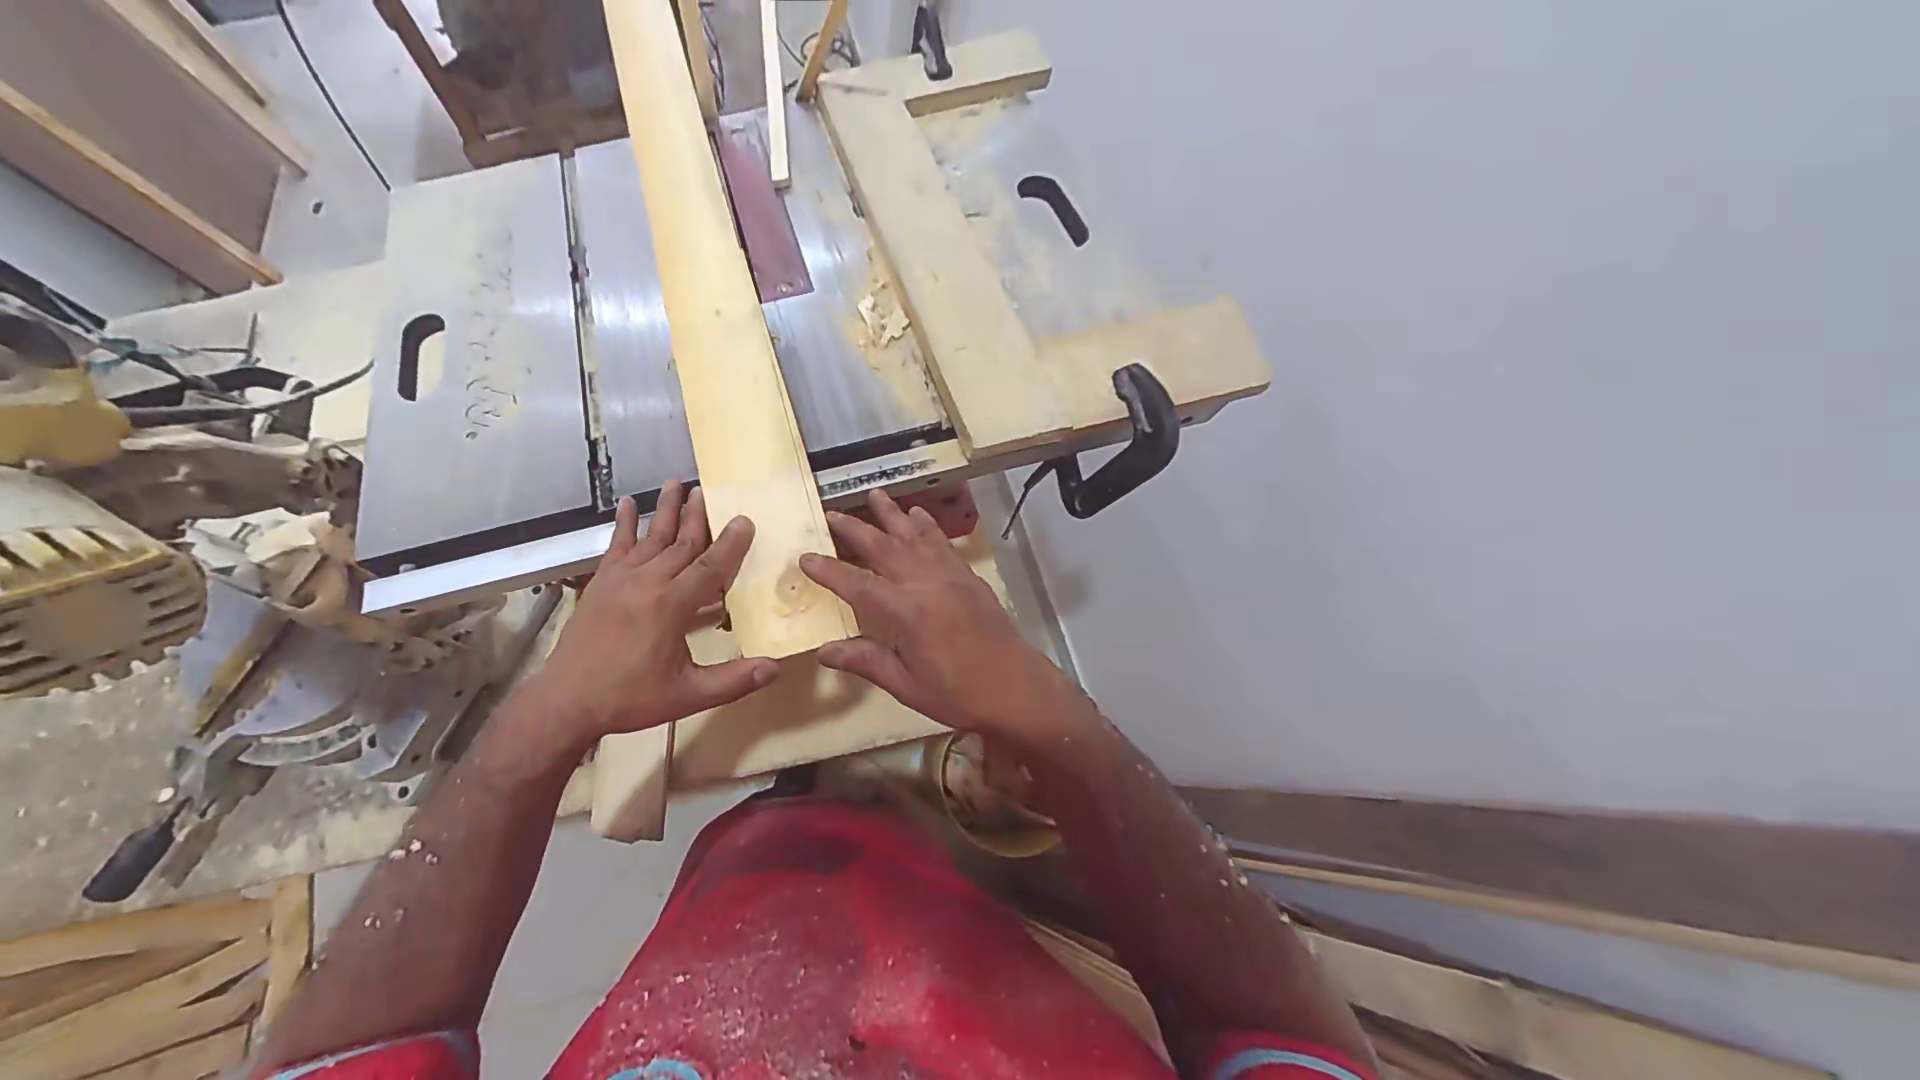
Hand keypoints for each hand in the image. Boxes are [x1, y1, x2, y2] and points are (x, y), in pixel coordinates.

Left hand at [531, 482, 777, 751]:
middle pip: (680, 542)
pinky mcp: (600, 584)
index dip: (730, 544)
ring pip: (650, 537)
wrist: (567, 701)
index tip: (745, 520)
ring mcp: (619, 580)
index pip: (709, 566)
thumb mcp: (687, 695)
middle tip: (712, 491)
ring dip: (666, 510)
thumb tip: (774, 667)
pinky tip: (627, 504)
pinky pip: (616, 546)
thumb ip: (733, 680)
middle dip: (698, 516)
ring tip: (677, 484)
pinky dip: (624, 524)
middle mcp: (646, 584)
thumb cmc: (631, 698)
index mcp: (670, 606)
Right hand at [799, 490, 1093, 744]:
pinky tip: (919, 515)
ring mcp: (950, 575)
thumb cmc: (957, 693)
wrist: (1015, 687)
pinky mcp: (968, 576)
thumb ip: (865, 661)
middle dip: (855, 529)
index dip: (829, 570)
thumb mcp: (906, 684)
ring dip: (892, 514)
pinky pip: (942, 542)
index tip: (805, 557)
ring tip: (875, 494)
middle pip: (884, 546)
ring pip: (915, 535)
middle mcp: (926, 583)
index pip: (857, 584)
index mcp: (906, 612)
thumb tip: (824, 651)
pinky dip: (927, 525)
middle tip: (831, 513)